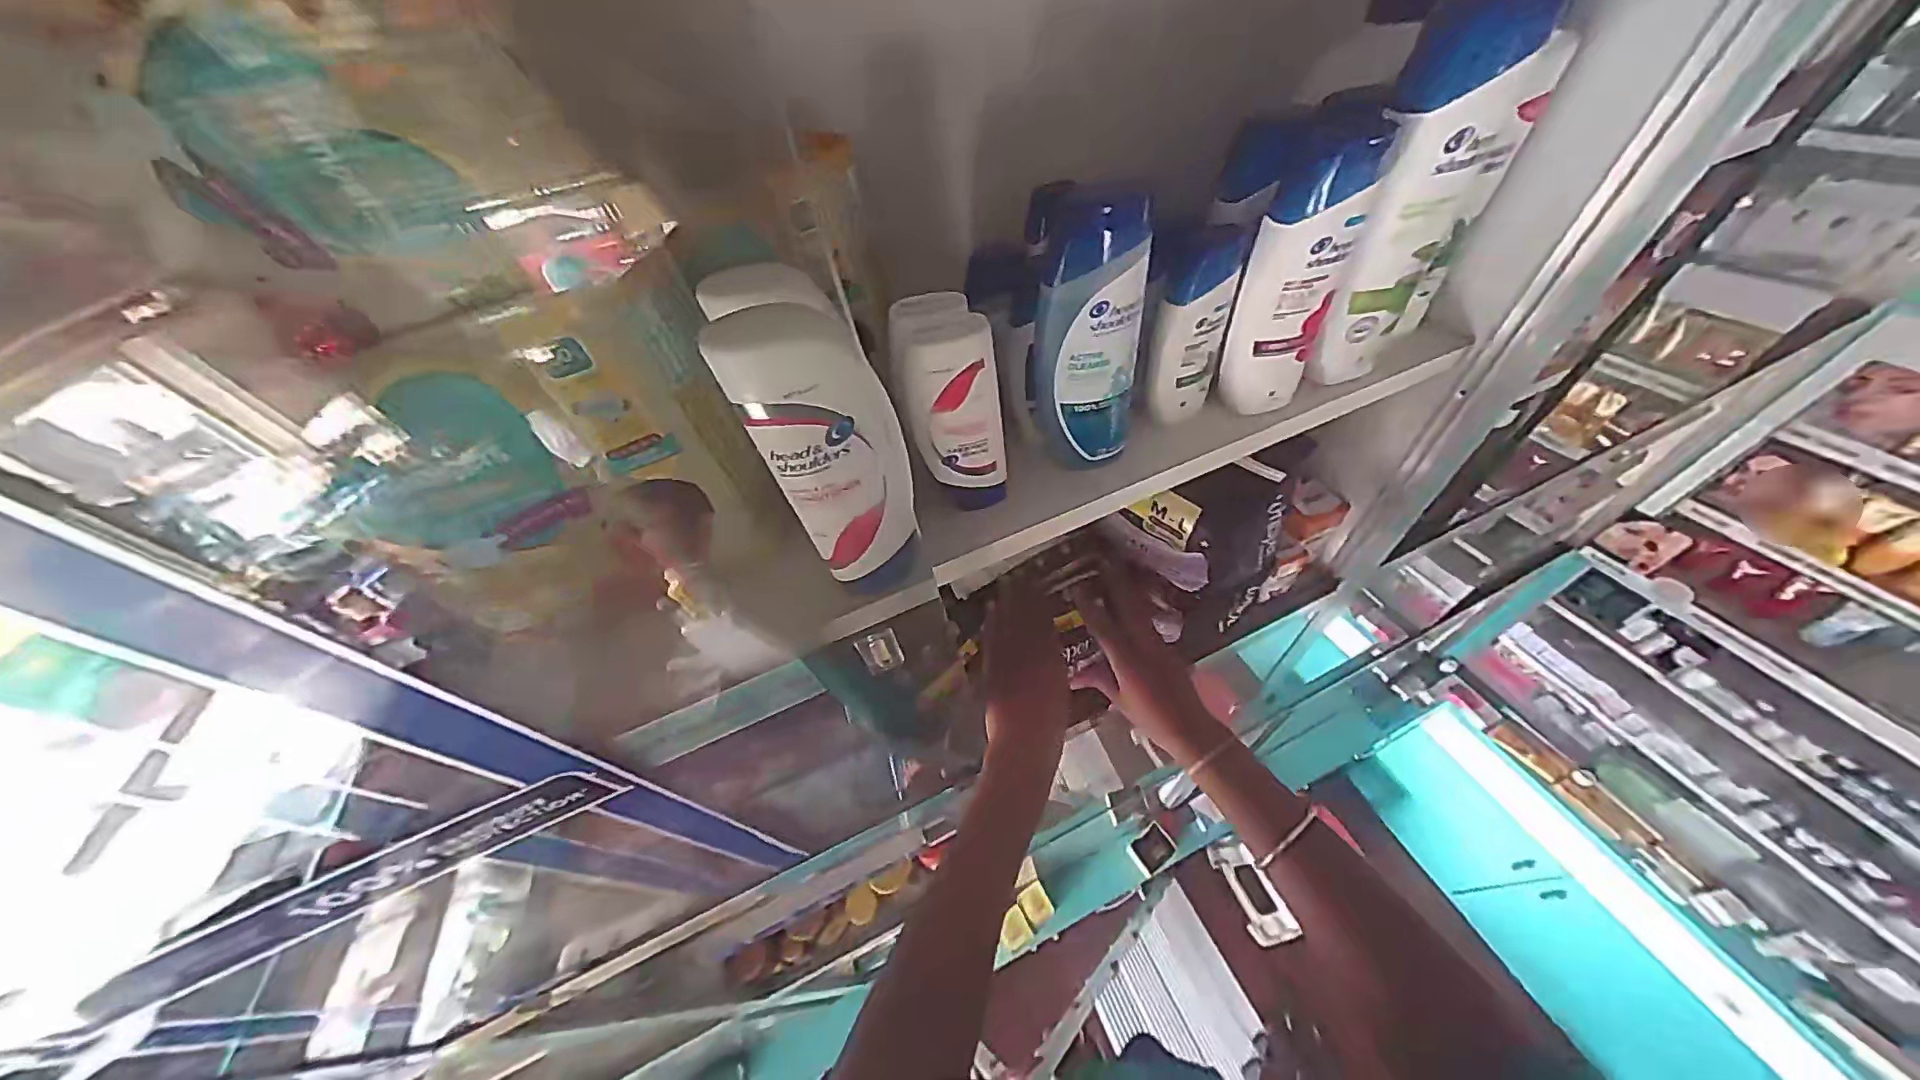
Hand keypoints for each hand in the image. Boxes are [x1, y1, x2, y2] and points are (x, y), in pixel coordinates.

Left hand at [981, 572, 1071, 754]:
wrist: (1023, 744)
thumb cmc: (1048, 727)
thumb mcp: (1060, 693)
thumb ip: (1055, 669)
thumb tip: (1051, 649)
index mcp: (1052, 662)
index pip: (1047, 625)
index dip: (1043, 603)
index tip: (1040, 585)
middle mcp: (1032, 656)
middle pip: (1028, 620)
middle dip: (1025, 596)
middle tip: (1021, 575)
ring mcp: (1010, 662)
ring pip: (1009, 625)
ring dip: (1008, 603)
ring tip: (1007, 585)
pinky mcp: (993, 670)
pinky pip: (993, 640)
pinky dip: (993, 623)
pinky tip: (991, 611)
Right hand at [1065, 555, 1216, 756]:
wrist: (1191, 728)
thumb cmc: (1152, 719)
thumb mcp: (1119, 701)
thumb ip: (1099, 679)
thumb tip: (1075, 671)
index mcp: (1127, 660)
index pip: (1103, 625)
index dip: (1088, 605)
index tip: (1076, 587)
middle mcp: (1144, 645)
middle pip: (1127, 605)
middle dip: (1114, 581)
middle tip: (1102, 559)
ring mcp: (1158, 643)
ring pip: (1140, 608)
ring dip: (1127, 588)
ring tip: (1116, 571)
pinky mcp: (1167, 647)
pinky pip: (1148, 619)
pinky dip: (1137, 606)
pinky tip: (1132, 601)